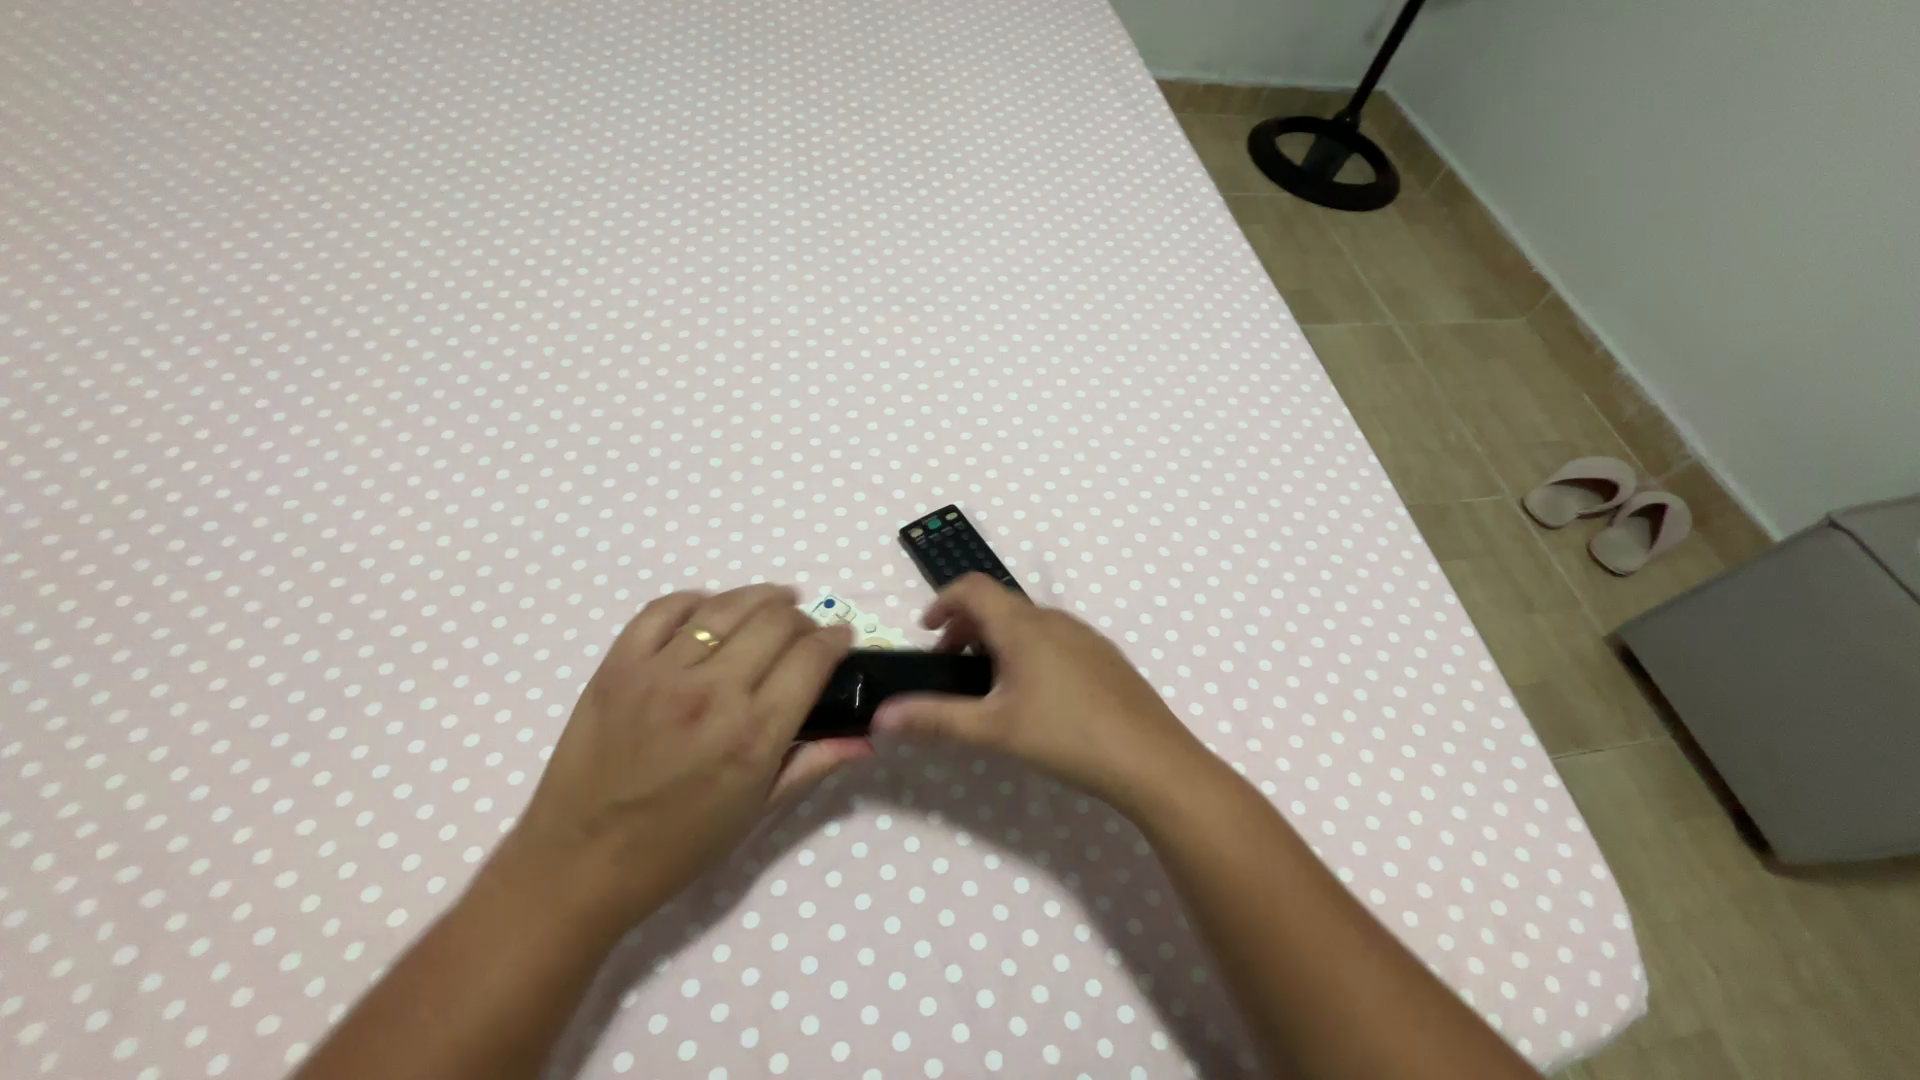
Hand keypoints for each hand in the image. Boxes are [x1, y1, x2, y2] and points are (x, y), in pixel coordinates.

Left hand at [502, 585, 870, 925]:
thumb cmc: (679, 847)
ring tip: (774, 601)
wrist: (579, 862)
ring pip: (726, 606)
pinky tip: (709, 610)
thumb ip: (813, 763)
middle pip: (775, 620)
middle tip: (805, 631)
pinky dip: (696, 601)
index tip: (841, 638)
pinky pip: (664, 609)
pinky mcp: (618, 664)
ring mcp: (660, 672)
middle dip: (803, 618)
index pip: (812, 657)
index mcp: (754, 734)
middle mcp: (713, 692)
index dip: (836, 639)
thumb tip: (864, 736)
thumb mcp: (757, 812)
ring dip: (760, 597)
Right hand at [872, 574, 1216, 814]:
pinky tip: (1036, 697)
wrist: (1150, 759)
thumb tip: (881, 717)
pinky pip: (1054, 638)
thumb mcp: (993, 730)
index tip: (926, 632)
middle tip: (950, 667)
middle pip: (999, 605)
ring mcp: (1084, 635)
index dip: (942, 601)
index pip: (972, 588)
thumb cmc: (1066, 737)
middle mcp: (1053, 619)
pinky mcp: (1105, 656)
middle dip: (966, 627)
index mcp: (1022, 625)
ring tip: (989, 686)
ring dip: (997, 640)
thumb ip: (935, 719)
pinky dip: (1028, 650)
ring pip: (1028, 622)